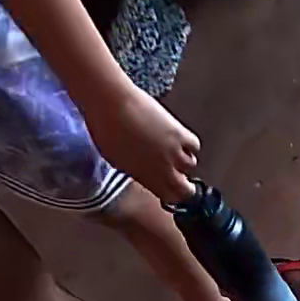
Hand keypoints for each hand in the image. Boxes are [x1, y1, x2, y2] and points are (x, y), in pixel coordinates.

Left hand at [84, 83, 200, 203]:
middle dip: (184, 185)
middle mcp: (165, 169)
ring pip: (191, 165)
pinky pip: (195, 145)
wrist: (111, 102)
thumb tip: (143, 172)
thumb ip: (135, 171)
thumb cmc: (105, 129)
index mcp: (148, 179)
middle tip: (179, 178)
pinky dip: (190, 145)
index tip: (170, 191)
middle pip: (186, 189)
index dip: (172, 195)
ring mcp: (174, 152)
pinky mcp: (180, 133)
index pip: (171, 199)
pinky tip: (182, 140)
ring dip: (185, 161)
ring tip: (177, 153)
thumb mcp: (116, 160)